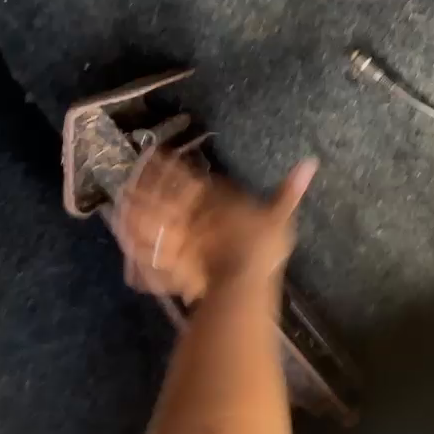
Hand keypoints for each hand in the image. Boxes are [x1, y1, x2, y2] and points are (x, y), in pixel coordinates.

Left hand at [114, 150, 317, 302]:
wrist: (240, 283)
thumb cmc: (262, 247)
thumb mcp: (280, 215)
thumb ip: (290, 189)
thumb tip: (311, 161)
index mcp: (214, 198)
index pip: (188, 175)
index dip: (170, 163)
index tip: (157, 150)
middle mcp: (189, 211)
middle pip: (162, 190)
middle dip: (147, 177)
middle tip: (133, 167)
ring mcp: (174, 233)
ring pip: (148, 212)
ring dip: (134, 201)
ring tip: (123, 192)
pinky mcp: (166, 255)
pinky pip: (144, 241)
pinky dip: (131, 232)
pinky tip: (122, 227)